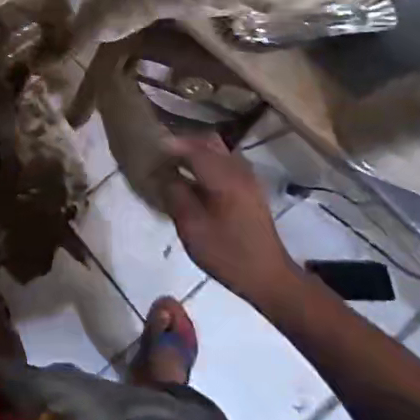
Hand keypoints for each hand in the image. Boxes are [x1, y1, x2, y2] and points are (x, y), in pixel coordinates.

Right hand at [161, 132, 300, 305]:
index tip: (150, 146)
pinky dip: (207, 161)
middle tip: (160, 151)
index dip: (170, 145)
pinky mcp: (250, 190)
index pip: (193, 149)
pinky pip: (225, 162)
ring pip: (218, 150)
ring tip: (174, 161)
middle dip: (183, 142)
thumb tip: (163, 174)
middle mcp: (239, 171)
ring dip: (195, 150)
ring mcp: (248, 179)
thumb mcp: (192, 227)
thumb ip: (175, 195)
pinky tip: (193, 176)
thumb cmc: (227, 254)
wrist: (269, 278)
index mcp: (225, 178)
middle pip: (209, 142)